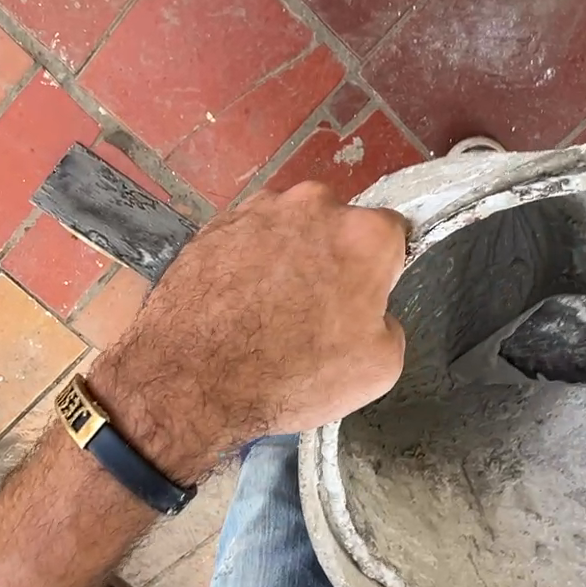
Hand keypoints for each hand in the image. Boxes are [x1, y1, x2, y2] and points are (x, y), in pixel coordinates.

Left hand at [89, 182, 408, 479]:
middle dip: (332, 261)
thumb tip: (371, 314)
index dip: (380, 272)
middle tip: (314, 312)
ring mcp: (257, 211)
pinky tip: (236, 306)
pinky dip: (246, 265)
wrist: (192, 380)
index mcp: (365, 234)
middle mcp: (313, 205)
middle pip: (337, 228)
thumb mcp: (378, 369)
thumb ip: (389, 325)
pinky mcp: (213, 226)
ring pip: (288, 231)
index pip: (393, 237)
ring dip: (286, 260)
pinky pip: (245, 242)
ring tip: (267, 312)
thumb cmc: (292, 375)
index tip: (361, 301)